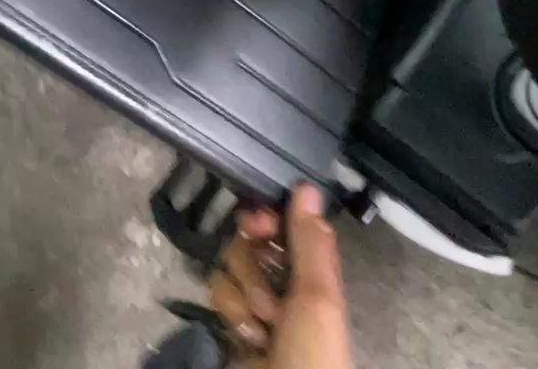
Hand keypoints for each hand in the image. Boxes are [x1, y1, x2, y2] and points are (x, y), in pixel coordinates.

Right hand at [211, 183, 354, 368]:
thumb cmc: (312, 359)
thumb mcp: (319, 300)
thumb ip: (310, 242)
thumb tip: (307, 185)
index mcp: (314, 276)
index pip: (283, 226)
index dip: (267, 219)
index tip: (259, 225)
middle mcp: (284, 283)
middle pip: (251, 243)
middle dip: (254, 267)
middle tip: (267, 297)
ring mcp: (256, 306)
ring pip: (230, 266)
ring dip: (243, 296)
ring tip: (262, 330)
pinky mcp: (230, 324)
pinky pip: (218, 293)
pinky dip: (230, 313)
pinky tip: (245, 339)